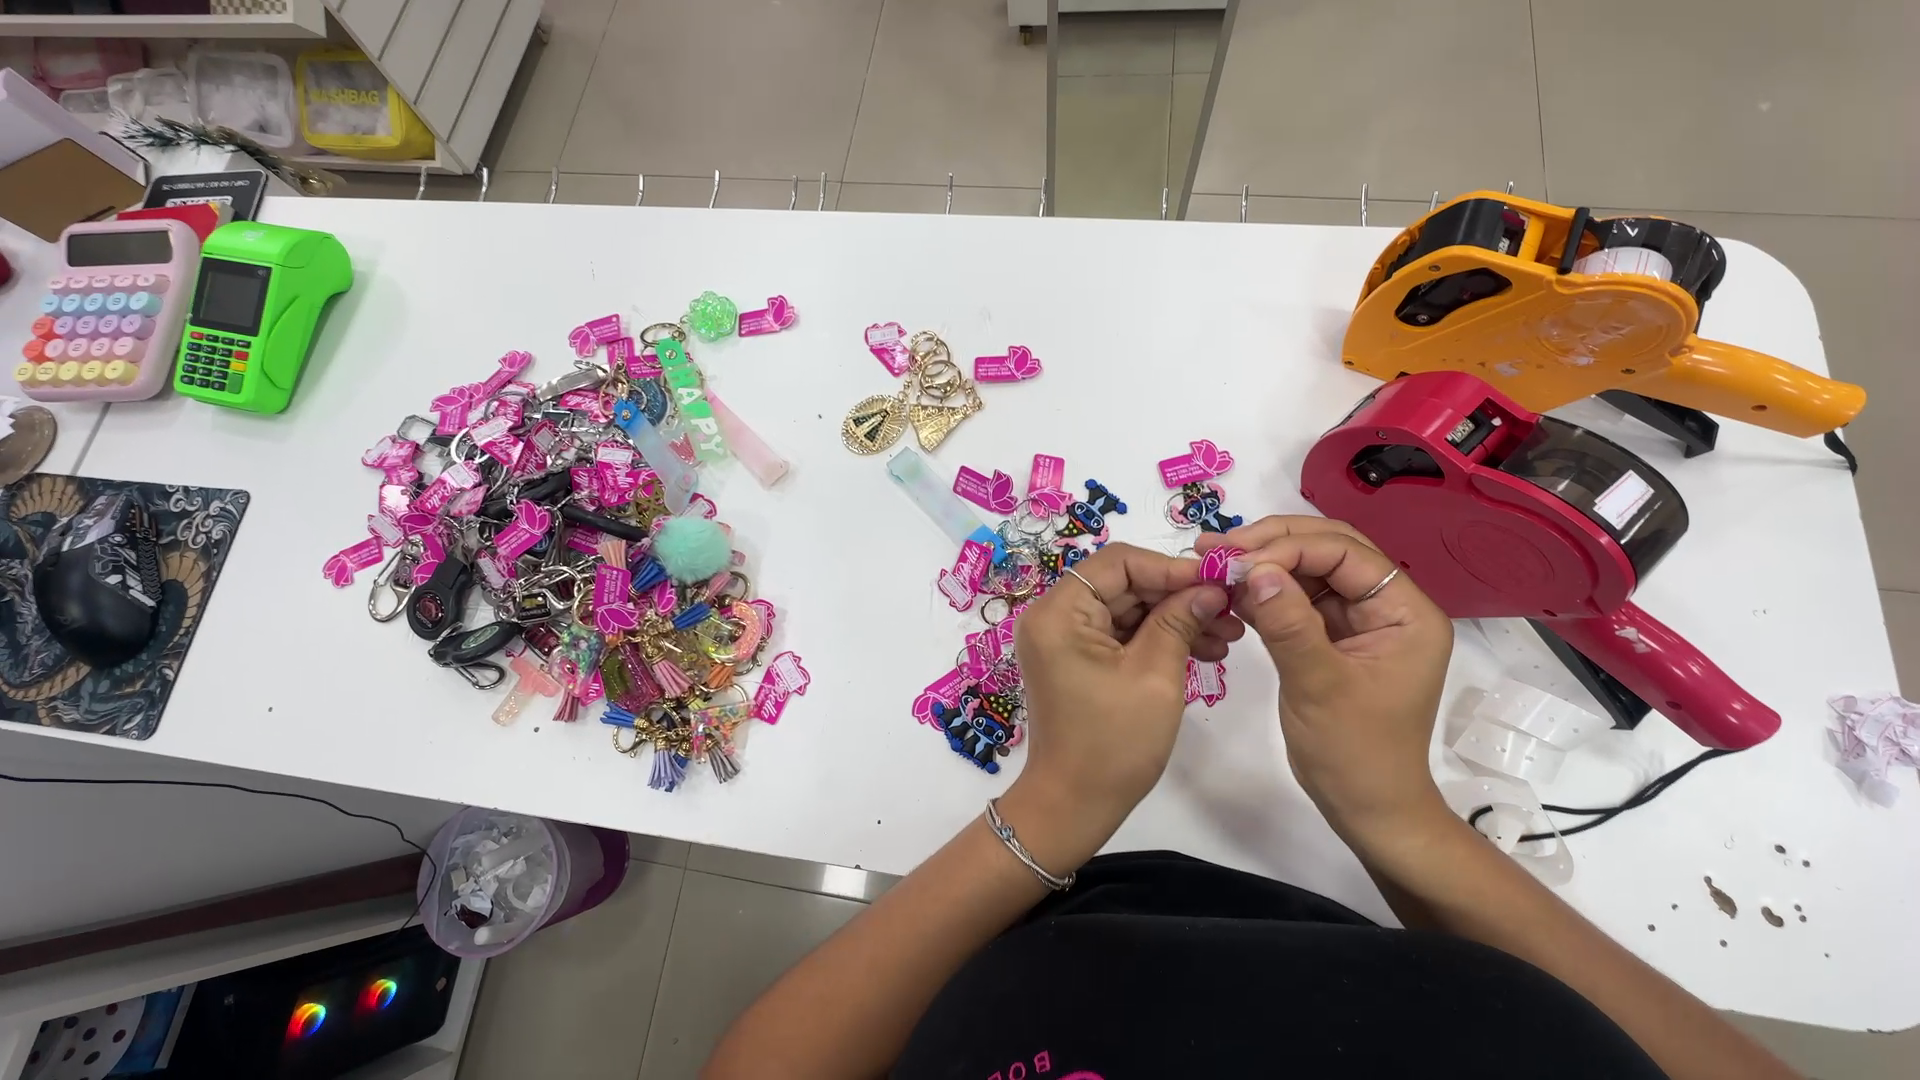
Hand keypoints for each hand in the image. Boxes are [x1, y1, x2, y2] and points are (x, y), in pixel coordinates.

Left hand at [1008, 543, 1243, 844]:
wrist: (1075, 804)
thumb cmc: (1114, 742)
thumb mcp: (1156, 675)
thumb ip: (1180, 621)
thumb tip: (1211, 587)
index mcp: (1059, 612)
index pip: (1119, 562)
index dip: (1171, 568)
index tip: (1219, 581)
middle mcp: (1053, 616)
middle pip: (1124, 583)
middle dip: (1179, 595)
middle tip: (1232, 610)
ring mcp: (1063, 638)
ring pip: (1128, 608)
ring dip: (1175, 617)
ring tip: (1228, 635)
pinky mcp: (1076, 658)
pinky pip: (1121, 633)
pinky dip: (1158, 638)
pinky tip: (1204, 650)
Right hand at [1195, 517, 1453, 852]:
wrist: (1364, 806)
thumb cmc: (1354, 751)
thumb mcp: (1319, 685)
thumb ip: (1289, 624)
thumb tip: (1256, 569)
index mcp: (1405, 613)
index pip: (1346, 554)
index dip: (1290, 548)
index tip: (1237, 559)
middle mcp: (1385, 607)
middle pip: (1328, 552)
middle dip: (1272, 545)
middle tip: (1217, 546)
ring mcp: (1356, 622)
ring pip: (1307, 572)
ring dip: (1262, 565)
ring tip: (1211, 559)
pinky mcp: (1329, 638)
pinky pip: (1295, 601)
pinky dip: (1262, 593)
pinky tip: (1227, 590)